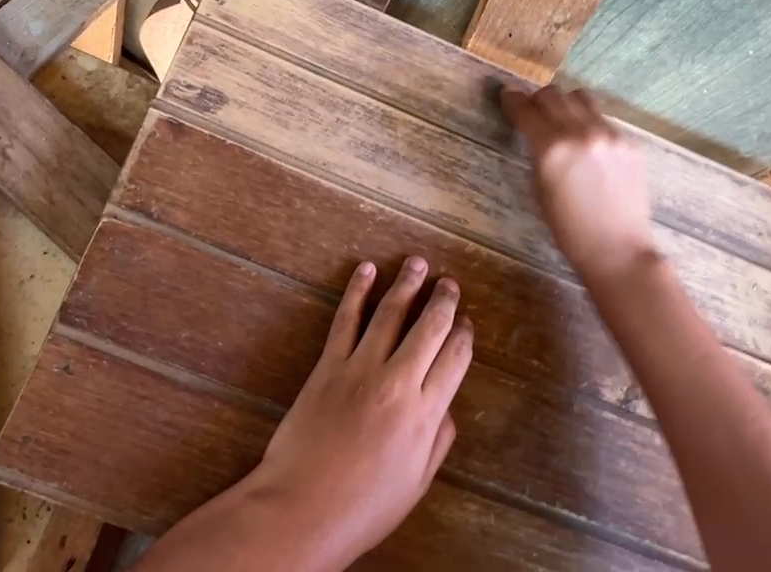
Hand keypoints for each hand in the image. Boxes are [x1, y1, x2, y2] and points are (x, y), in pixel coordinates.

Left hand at [237, 257, 473, 567]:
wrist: (304, 507)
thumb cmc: (364, 506)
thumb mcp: (417, 482)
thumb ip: (439, 440)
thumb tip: (447, 407)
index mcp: (425, 415)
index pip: (454, 360)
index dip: (464, 335)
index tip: (467, 320)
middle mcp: (398, 383)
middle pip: (429, 329)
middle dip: (443, 301)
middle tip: (450, 282)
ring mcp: (360, 369)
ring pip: (390, 314)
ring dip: (407, 285)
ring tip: (418, 263)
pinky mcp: (328, 364)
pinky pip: (345, 319)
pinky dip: (357, 291)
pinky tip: (366, 270)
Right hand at [501, 84, 655, 278]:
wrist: (617, 248)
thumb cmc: (567, 227)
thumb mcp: (539, 186)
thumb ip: (536, 150)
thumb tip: (531, 127)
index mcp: (552, 148)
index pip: (526, 109)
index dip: (512, 100)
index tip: (507, 95)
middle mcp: (581, 133)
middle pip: (552, 94)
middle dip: (536, 99)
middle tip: (532, 110)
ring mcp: (610, 135)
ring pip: (580, 98)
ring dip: (564, 104)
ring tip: (562, 120)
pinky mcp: (629, 142)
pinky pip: (602, 118)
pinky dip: (588, 122)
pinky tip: (587, 144)